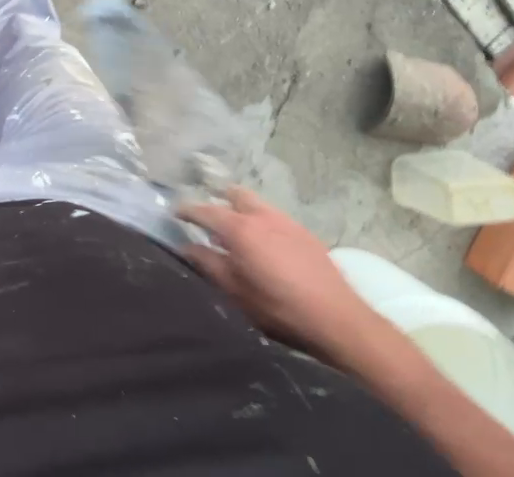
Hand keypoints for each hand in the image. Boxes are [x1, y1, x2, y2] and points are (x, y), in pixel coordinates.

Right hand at [177, 189, 380, 361]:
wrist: (338, 319)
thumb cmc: (279, 308)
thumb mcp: (235, 292)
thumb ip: (208, 264)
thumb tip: (186, 246)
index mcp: (239, 228)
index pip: (204, 210)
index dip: (187, 210)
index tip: (175, 213)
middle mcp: (261, 216)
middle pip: (234, 195)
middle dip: (218, 199)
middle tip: (207, 216)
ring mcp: (286, 221)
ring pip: (256, 204)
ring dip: (241, 209)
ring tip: (234, 229)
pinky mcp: (305, 233)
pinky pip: (274, 217)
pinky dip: (260, 221)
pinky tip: (263, 243)